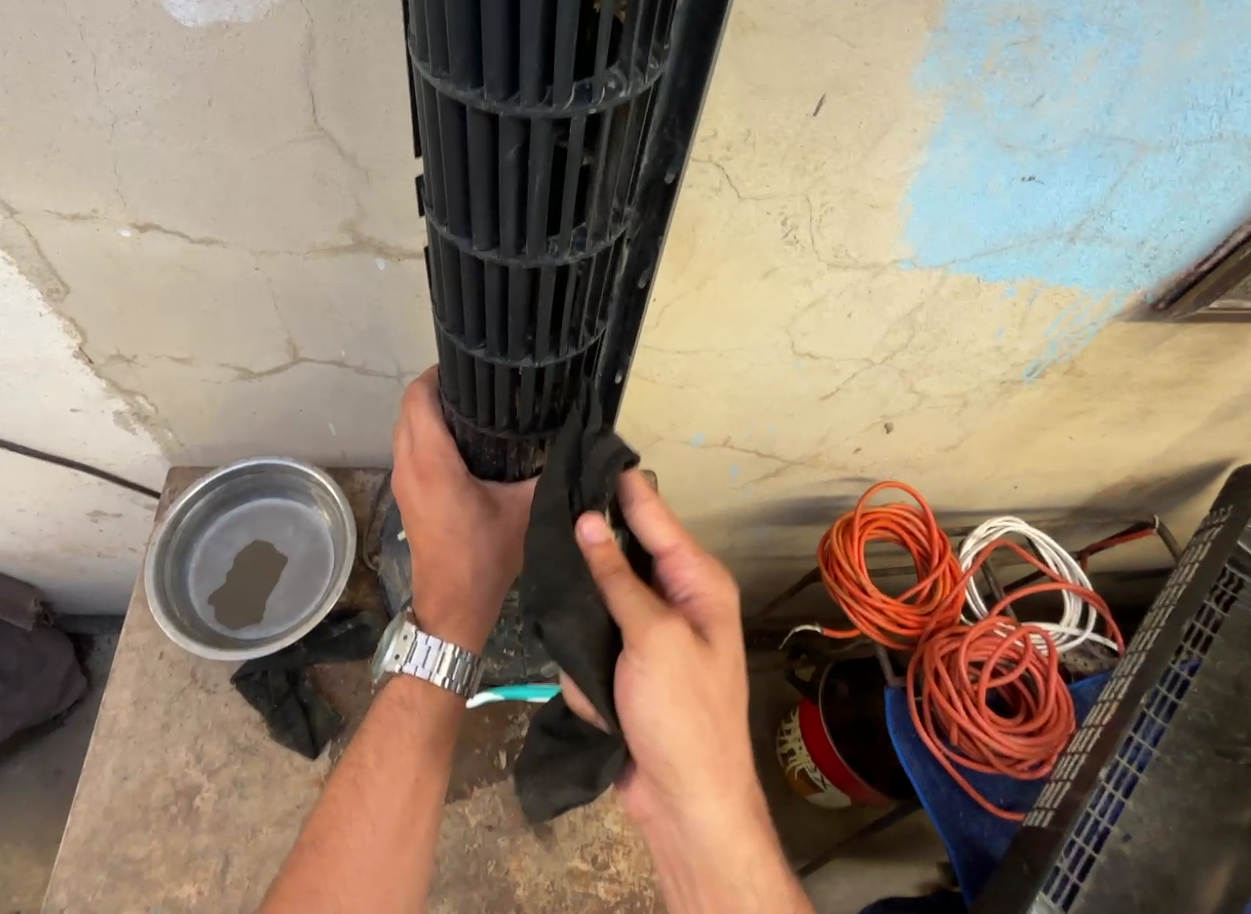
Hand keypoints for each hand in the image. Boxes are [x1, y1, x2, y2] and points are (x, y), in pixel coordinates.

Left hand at [391, 368, 534, 651]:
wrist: (453, 606)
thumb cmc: (486, 557)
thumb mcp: (524, 510)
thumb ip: (545, 472)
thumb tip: (571, 440)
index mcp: (432, 462)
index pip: (419, 398)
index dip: (438, 375)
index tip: (469, 367)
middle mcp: (409, 465)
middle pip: (408, 408)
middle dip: (436, 389)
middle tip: (477, 384)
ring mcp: (403, 481)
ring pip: (404, 428)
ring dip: (427, 412)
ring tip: (471, 406)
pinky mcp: (406, 494)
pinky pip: (408, 448)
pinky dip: (424, 433)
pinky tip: (460, 439)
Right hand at [563, 472, 809, 912]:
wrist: (686, 802)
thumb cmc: (682, 714)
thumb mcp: (652, 637)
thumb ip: (617, 577)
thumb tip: (589, 519)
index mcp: (697, 583)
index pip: (655, 518)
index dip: (625, 485)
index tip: (594, 448)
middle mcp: (677, 600)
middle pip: (624, 555)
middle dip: (591, 551)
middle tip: (552, 518)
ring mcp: (649, 634)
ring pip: (599, 598)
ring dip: (584, 620)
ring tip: (568, 622)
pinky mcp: (627, 665)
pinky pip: (592, 643)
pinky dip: (586, 663)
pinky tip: (592, 691)